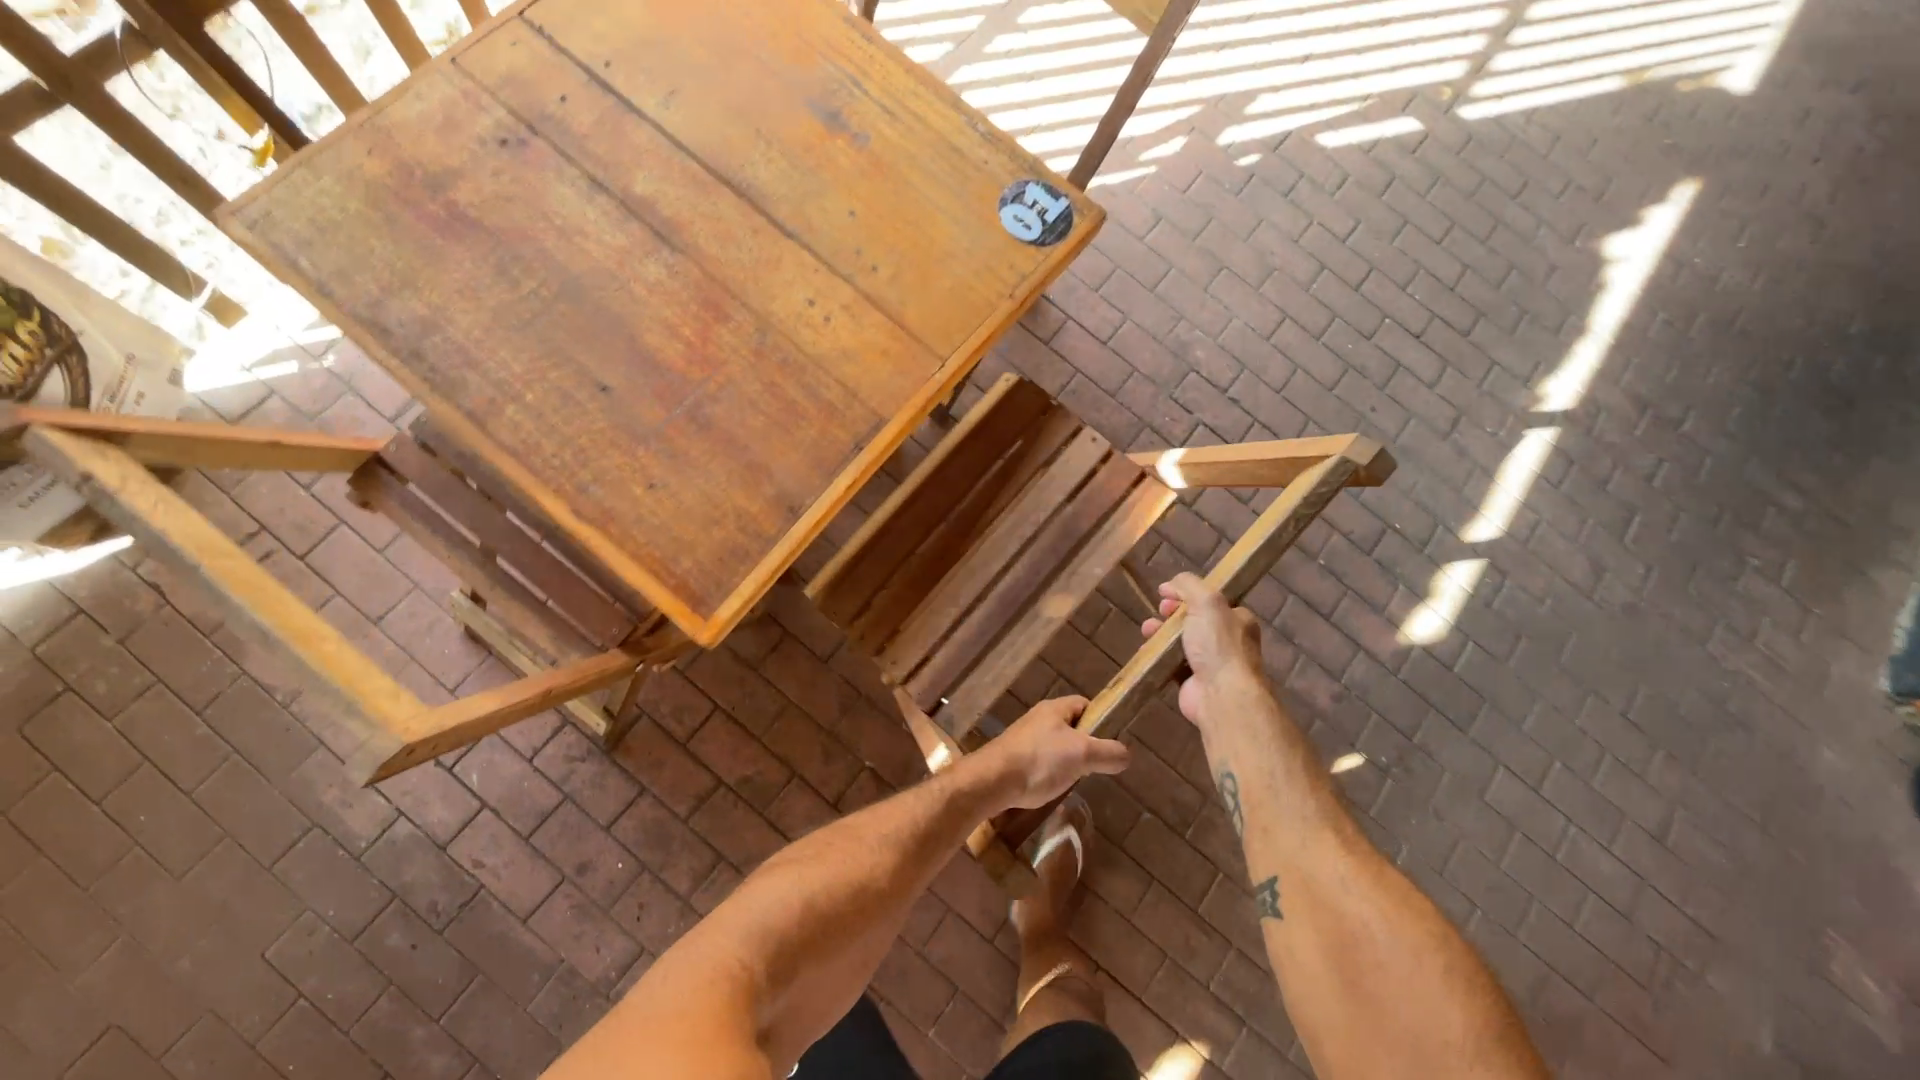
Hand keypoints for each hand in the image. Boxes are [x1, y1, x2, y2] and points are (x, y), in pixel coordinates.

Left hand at [980, 696, 1130, 808]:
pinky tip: (1054, 787)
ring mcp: (1024, 739)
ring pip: (1056, 746)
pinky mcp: (1015, 759)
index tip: (1111, 740)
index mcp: (1055, 709)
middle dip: (1085, 745)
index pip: (1085, 704)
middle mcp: (1038, 719)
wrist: (993, 781)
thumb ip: (1108, 753)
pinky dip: (1051, 773)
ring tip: (1076, 778)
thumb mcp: (1082, 754)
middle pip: (1071, 727)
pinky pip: (1041, 762)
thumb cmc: (1040, 760)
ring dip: (1068, 761)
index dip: (1101, 719)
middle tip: (1096, 764)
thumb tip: (1126, 756)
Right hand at [1140, 573, 1263, 731]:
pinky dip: (1158, 655)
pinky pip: (1172, 663)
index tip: (1168, 593)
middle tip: (1160, 610)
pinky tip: (1147, 650)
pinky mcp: (1193, 682)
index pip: (1212, 601)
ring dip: (1162, 632)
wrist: (1221, 694)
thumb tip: (1170, 584)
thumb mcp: (1207, 602)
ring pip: (1181, 641)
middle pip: (1195, 620)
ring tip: (1147, 629)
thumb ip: (1189, 585)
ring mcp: (1211, 663)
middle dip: (1173, 613)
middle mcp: (1227, 640)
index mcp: (1237, 619)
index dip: (1189, 594)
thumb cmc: (1218, 645)